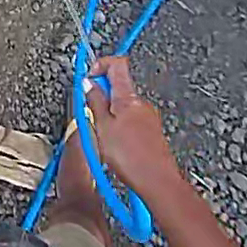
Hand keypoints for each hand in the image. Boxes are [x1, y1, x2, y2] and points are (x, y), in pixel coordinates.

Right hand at [83, 55, 184, 200]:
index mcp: (128, 96)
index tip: (89, 78)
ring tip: (105, 135)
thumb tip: (88, 83)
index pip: (117, 63)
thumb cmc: (133, 158)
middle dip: (102, 94)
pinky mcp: (151, 130)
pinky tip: (117, 144)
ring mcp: (148, 116)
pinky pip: (132, 118)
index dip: (100, 65)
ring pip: (124, 103)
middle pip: (118, 84)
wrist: (158, 182)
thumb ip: (95, 102)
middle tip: (93, 113)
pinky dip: (120, 124)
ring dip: (110, 112)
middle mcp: (140, 102)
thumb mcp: (103, 128)